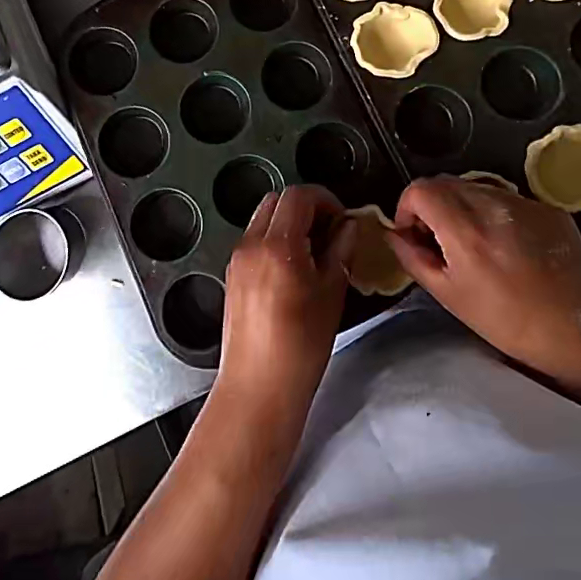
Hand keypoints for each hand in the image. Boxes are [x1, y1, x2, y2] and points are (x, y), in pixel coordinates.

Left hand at [219, 186, 357, 404]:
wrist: (258, 383)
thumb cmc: (301, 344)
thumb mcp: (332, 293)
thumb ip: (340, 250)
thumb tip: (348, 226)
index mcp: (277, 245)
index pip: (298, 196)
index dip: (325, 199)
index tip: (343, 217)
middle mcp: (250, 244)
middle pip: (276, 201)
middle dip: (305, 207)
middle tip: (331, 230)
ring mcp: (237, 258)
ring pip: (262, 219)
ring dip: (288, 223)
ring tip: (315, 251)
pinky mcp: (232, 274)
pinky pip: (253, 241)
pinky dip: (274, 240)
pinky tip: (294, 267)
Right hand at [387, 176, 580, 387]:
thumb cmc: (507, 321)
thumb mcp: (447, 294)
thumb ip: (412, 257)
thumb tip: (395, 235)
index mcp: (467, 231)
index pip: (420, 190)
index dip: (406, 207)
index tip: (413, 232)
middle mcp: (496, 208)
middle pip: (444, 182)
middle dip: (430, 205)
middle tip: (437, 238)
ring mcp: (527, 205)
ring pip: (474, 186)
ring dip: (460, 206)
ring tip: (471, 242)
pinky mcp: (549, 210)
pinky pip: (504, 198)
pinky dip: (491, 212)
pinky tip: (503, 245)